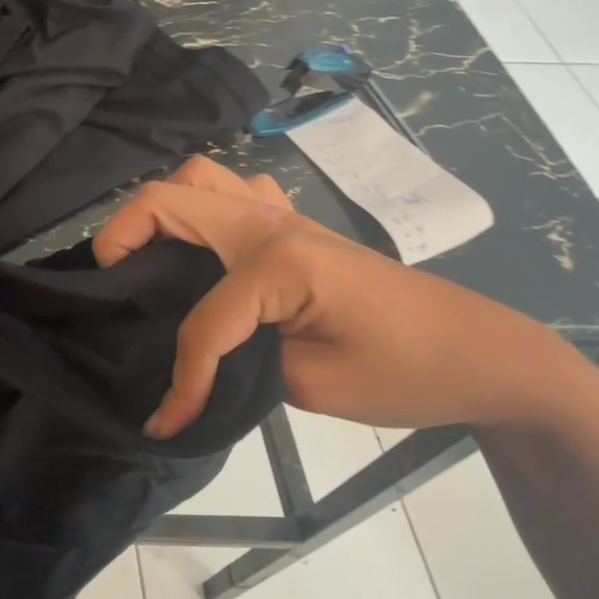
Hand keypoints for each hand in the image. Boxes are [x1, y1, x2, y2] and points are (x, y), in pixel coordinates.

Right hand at [95, 157, 589, 437]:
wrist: (487, 354)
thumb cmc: (411, 372)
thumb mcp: (316, 385)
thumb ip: (242, 366)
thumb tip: (198, 366)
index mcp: (277, 263)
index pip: (203, 323)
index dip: (179, 378)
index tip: (165, 420)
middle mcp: (270, 223)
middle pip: (170, 198)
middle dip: (123, 236)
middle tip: (112, 284)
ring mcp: (284, 216)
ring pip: (201, 178)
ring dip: (163, 209)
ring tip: (149, 259)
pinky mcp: (296, 226)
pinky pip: (234, 193)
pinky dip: (204, 208)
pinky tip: (206, 251)